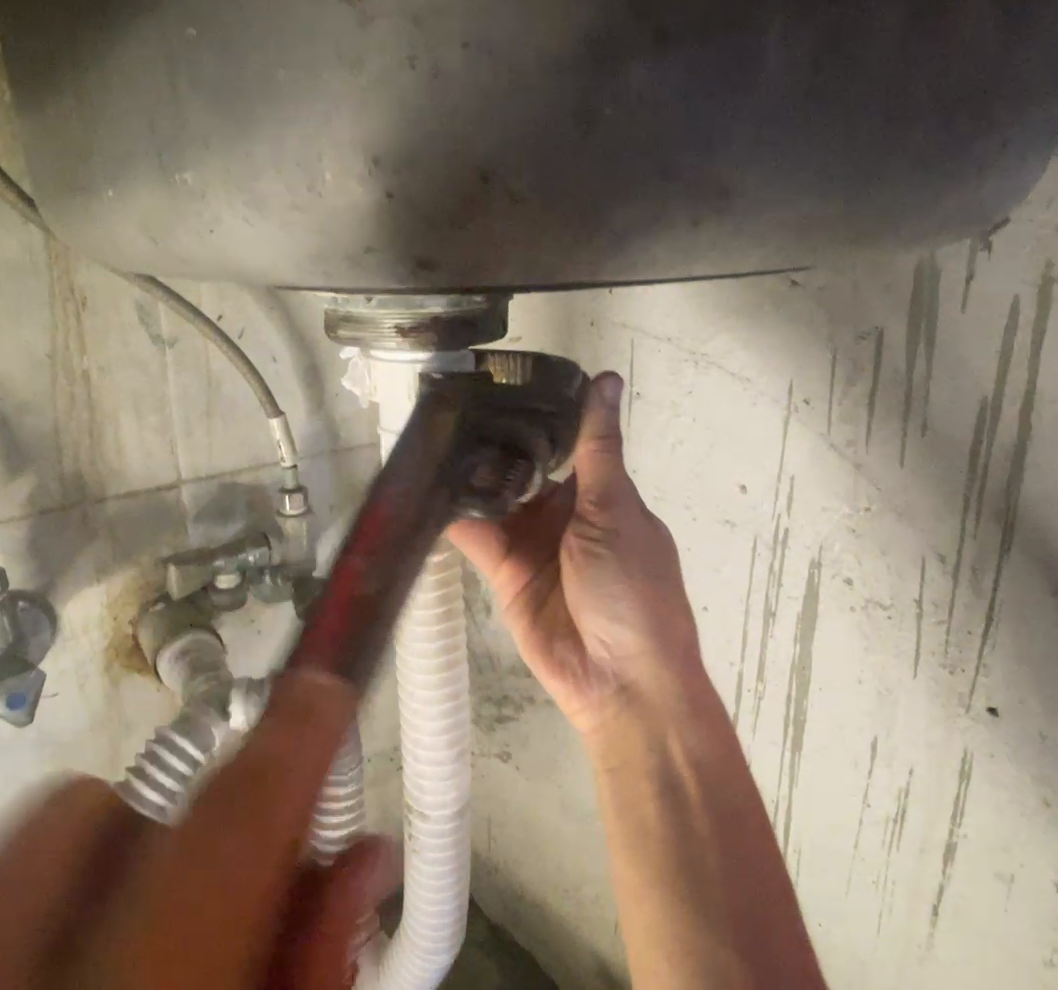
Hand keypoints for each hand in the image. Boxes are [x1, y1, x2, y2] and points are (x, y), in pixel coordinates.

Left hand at [0, 671, 393, 989]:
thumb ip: (314, 976)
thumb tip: (357, 857)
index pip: (216, 844)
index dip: (282, 750)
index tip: (321, 691)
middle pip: (83, 818)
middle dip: (164, 837)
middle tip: (204, 919)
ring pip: (9, 868)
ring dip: (89, 891)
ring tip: (117, 984)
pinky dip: (16, 944)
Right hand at [449, 372, 707, 737]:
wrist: (620, 678)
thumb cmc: (633, 586)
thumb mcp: (616, 508)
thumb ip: (596, 447)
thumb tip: (607, 378)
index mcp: (601, 494)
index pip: (564, 444)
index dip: (535, 416)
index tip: (497, 378)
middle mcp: (564, 514)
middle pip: (523, 470)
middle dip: (493, 444)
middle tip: (447, 401)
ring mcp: (531, 544)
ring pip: (495, 498)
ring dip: (469, 474)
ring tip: (427, 431)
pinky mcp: (502, 573)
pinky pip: (475, 536)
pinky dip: (453, 514)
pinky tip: (424, 484)